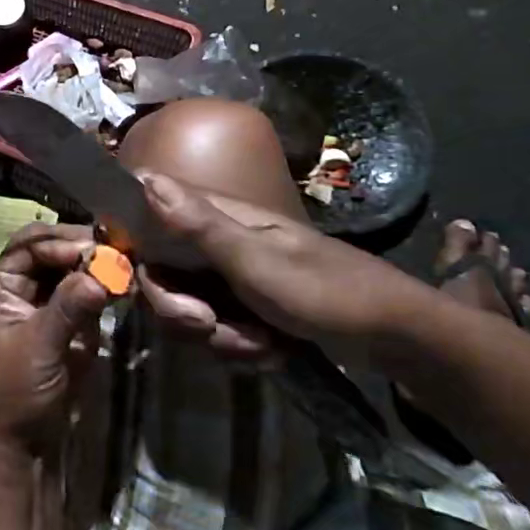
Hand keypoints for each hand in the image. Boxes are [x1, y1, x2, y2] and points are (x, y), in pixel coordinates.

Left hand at [0, 223, 110, 455]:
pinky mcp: (70, 318)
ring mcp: (47, 299)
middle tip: (118, 248)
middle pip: (52, 248)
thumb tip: (99, 272)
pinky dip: (104, 283)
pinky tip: (125, 282)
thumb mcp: (41, 345)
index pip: (30, 245)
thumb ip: (68, 307)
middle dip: (80, 245)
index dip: (62, 244)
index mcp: (2, 282)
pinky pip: (87, 289)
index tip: (97, 251)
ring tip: (126, 261)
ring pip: (72, 266)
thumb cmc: (19, 389)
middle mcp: (22, 283)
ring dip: (95, 261)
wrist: (28, 438)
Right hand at [130, 172, 437, 361]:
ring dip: (217, 337)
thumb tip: (145, 177)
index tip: (140, 277)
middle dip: (179, 310)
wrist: (400, 342)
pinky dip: (236, 348)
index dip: (129, 244)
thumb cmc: (329, 290)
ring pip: (184, 309)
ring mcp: (227, 279)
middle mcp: (212, 244)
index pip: (144, 216)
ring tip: (258, 345)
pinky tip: (268, 352)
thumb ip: (198, 223)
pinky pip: (212, 331)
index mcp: (214, 219)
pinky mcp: (242, 309)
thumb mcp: (257, 259)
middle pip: (157, 275)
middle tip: (208, 324)